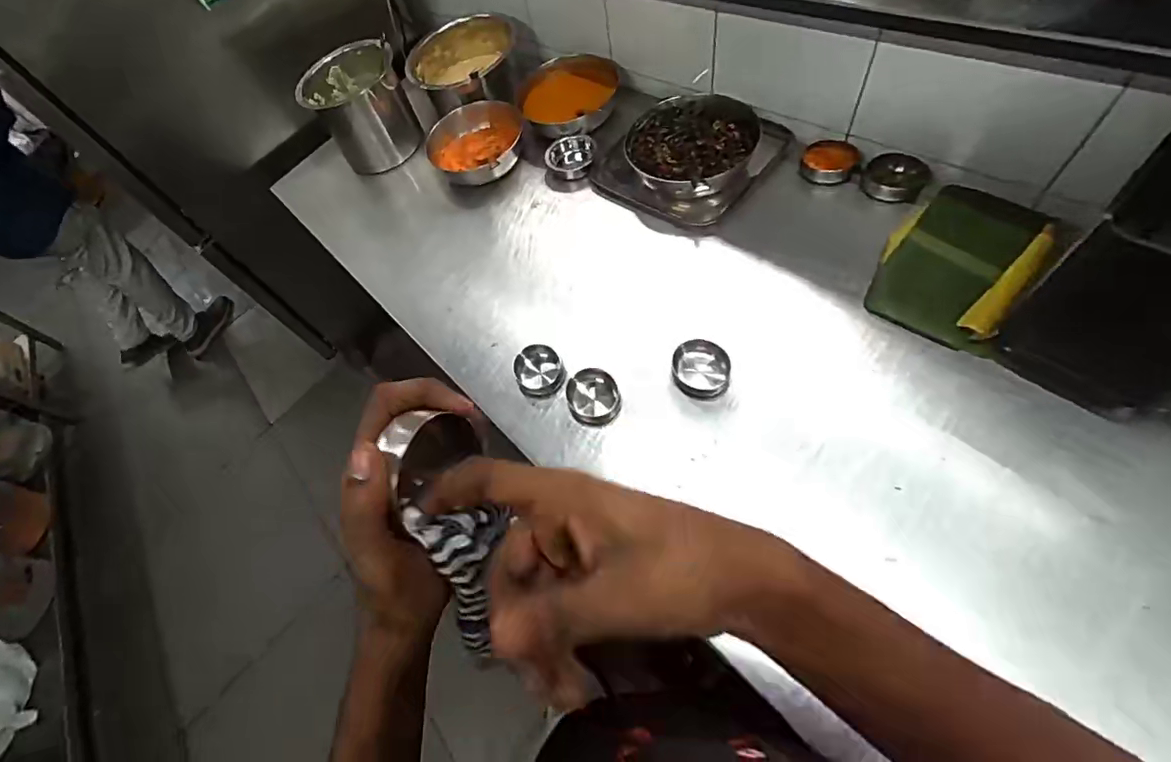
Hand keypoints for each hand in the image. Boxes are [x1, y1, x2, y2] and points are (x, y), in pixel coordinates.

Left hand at [341, 379, 479, 643]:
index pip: (384, 406)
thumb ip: (363, 505)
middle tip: (475, 419)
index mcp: (365, 468)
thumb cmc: (387, 589)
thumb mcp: (371, 551)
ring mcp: (402, 473)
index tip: (458, 407)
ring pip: (421, 425)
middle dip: (437, 399)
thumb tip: (364, 450)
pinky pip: (438, 450)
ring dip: (449, 417)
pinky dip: (458, 441)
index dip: (418, 393)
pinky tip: (479, 454)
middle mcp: (381, 462)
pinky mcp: (423, 487)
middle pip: (404, 407)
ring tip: (480, 431)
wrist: (405, 622)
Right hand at [423, 460, 800, 707]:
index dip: (447, 490)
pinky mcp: (593, 570)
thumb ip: (553, 618)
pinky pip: (558, 602)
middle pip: (510, 562)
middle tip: (530, 676)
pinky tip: (574, 679)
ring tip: (562, 690)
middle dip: (516, 621)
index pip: (486, 479)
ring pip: (535, 592)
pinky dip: (561, 639)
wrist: (752, 584)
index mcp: (556, 497)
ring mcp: (576, 544)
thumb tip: (494, 641)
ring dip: (542, 641)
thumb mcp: (615, 598)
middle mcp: (557, 515)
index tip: (417, 515)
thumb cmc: (681, 568)